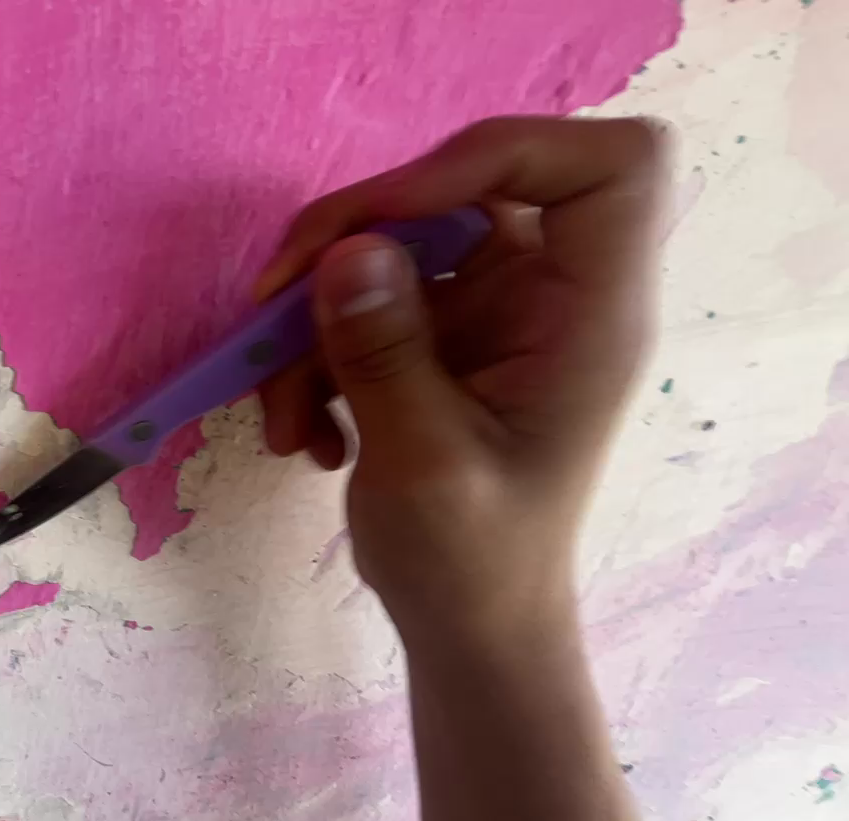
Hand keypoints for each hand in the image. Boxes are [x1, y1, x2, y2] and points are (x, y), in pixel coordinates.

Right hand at [254, 116, 669, 636]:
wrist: (461, 613)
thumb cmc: (467, 554)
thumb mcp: (421, 459)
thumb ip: (385, 352)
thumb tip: (344, 252)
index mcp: (587, 315)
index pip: (598, 167)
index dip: (491, 159)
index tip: (382, 217)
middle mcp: (540, 300)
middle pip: (455, 202)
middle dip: (349, 247)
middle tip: (271, 298)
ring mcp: (479, 324)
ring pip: (380, 269)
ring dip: (307, 338)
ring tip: (284, 425)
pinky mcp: (427, 350)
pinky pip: (352, 320)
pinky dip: (310, 370)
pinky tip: (305, 437)